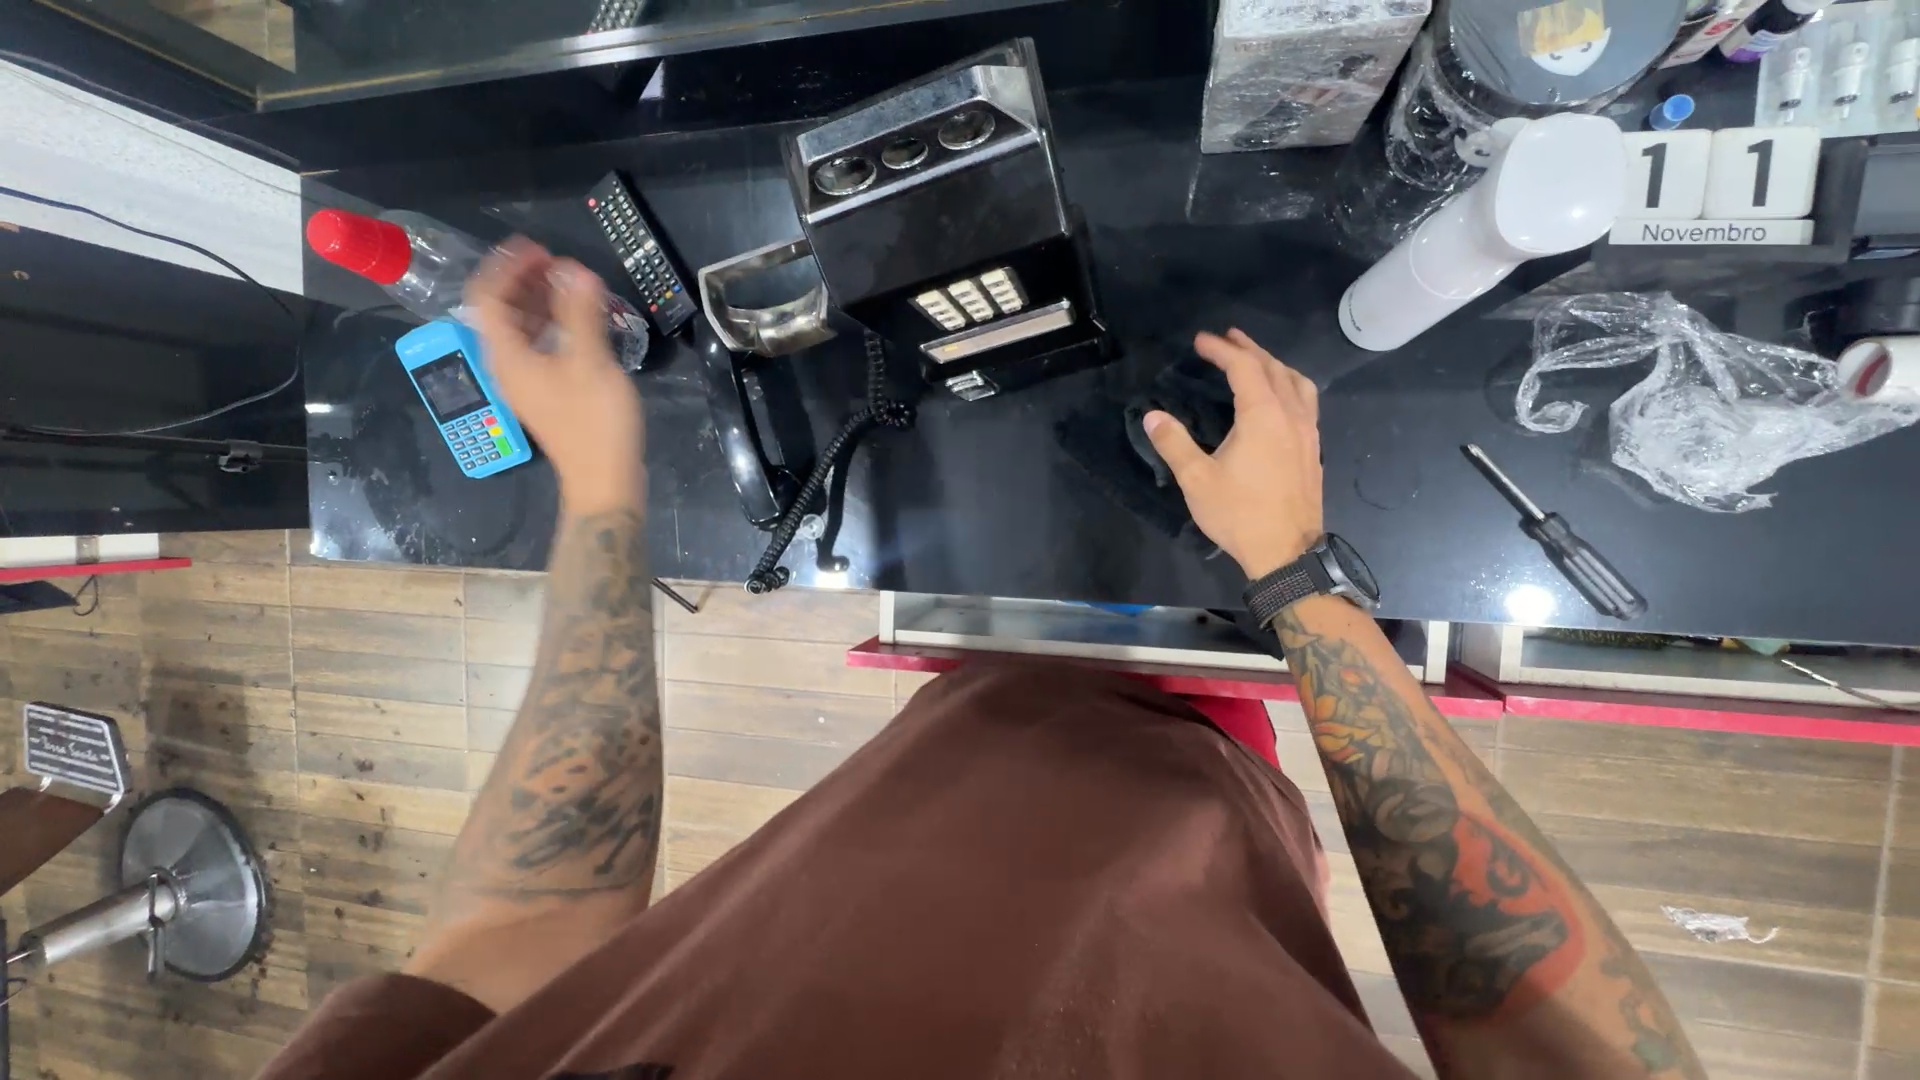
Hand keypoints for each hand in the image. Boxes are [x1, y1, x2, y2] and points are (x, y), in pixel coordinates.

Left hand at [465, 237, 643, 515]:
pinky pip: (541, 350)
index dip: (506, 267)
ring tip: (573, 287)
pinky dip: (555, 328)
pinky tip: (582, 324)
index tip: (536, 248)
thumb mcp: (590, 361)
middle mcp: (509, 366)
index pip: (487, 297)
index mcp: (508, 355)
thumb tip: (574, 270)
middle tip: (559, 264)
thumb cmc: (595, 421)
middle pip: (503, 313)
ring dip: (542, 304)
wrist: (604, 480)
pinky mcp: (549, 396)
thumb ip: (580, 313)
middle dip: (526, 282)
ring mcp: (528, 384)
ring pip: (523, 331)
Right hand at [1142, 329, 1321, 578]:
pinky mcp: (1313, 449)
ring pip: (1297, 383)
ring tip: (1257, 361)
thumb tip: (1153, 416)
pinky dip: (1289, 386)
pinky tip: (1279, 399)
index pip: (1244, 368)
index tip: (1201, 340)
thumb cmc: (1239, 514)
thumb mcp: (1197, 480)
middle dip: (1249, 349)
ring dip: (1275, 365)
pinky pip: (1306, 402)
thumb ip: (1174, 443)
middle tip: (1227, 338)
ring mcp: (1308, 432)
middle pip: (1273, 368)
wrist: (1286, 551)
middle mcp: (1291, 415)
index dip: (1222, 350)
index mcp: (1263, 416)